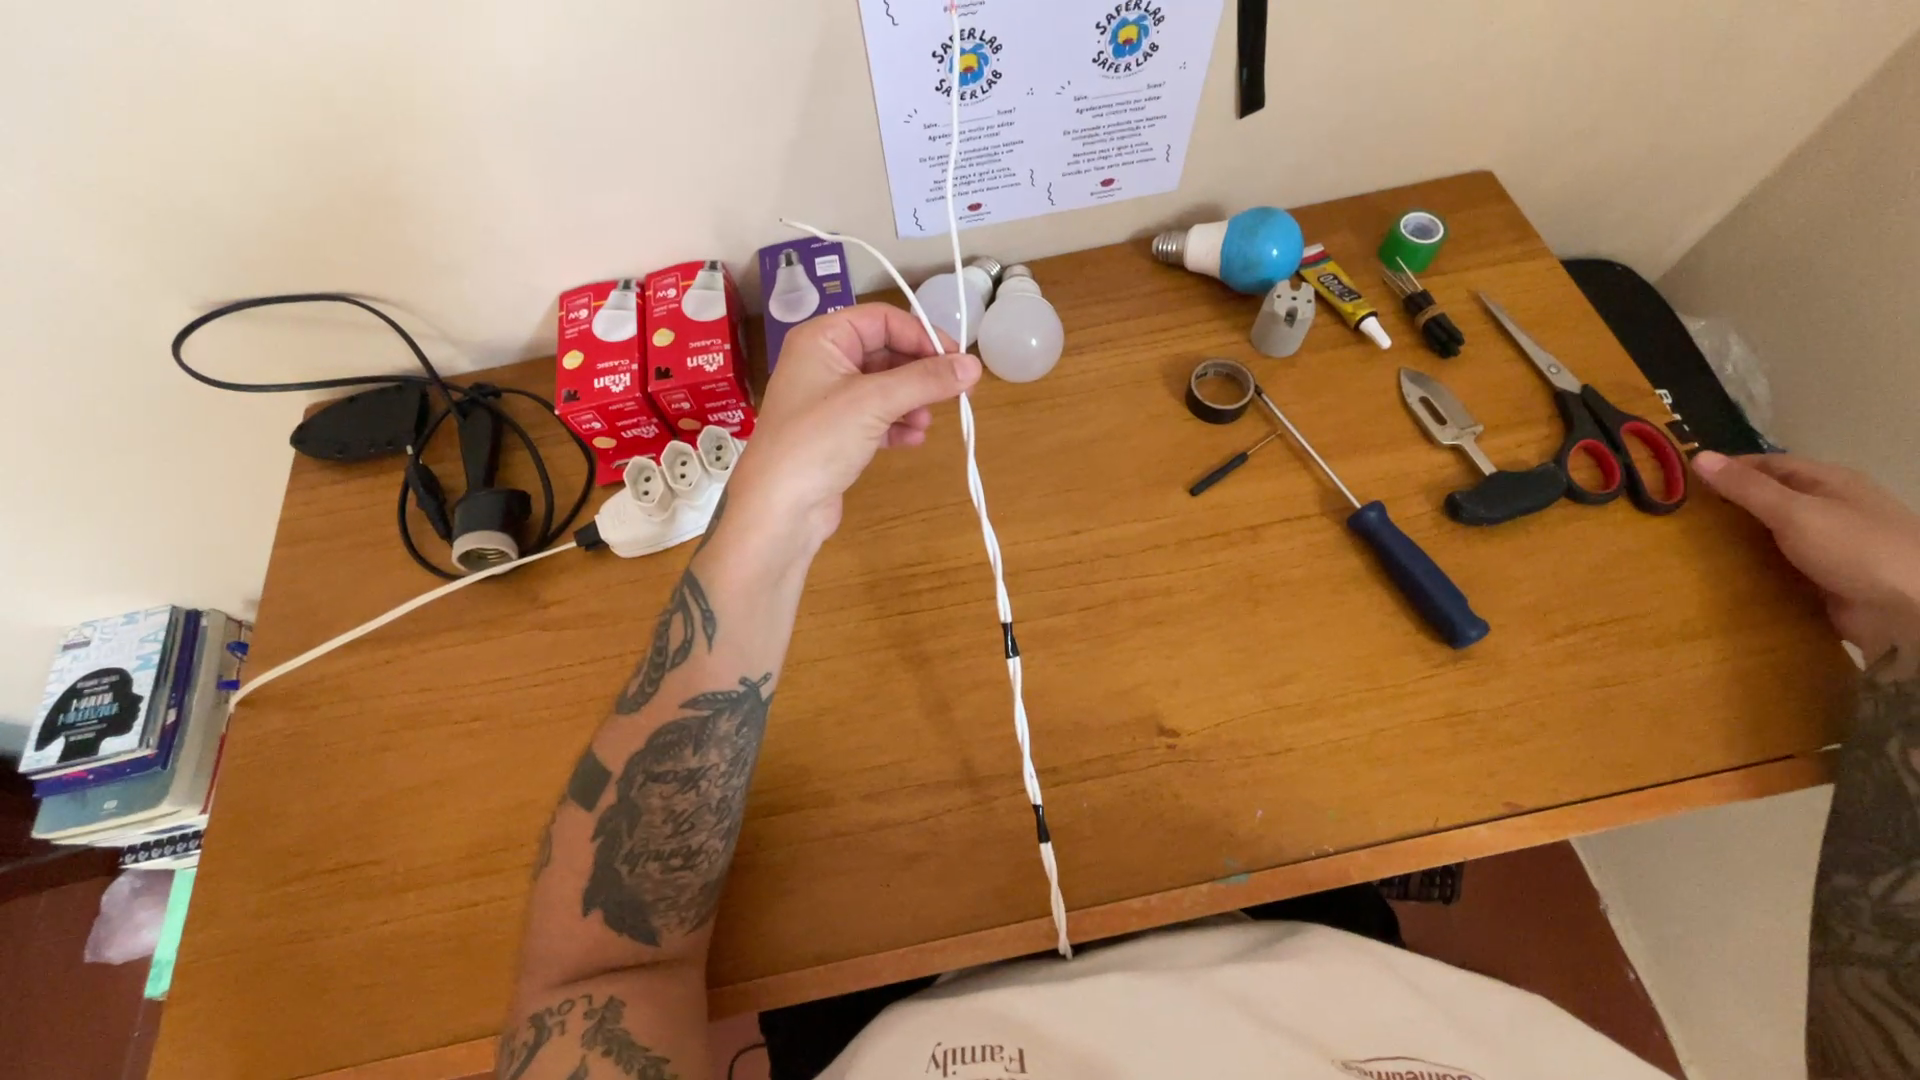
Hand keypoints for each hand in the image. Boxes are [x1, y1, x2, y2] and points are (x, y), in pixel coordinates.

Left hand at [725, 303, 981, 545]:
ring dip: (911, 401)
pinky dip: (897, 425)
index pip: (882, 319)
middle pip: (885, 352)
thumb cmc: (818, 440)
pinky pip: (875, 418)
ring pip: (883, 388)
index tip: (955, 360)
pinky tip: (913, 439)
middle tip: (955, 392)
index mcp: (822, 339)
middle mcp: (822, 363)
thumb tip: (974, 365)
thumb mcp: (875, 402)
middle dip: (919, 373)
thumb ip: (926, 380)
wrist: (779, 508)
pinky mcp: (835, 434)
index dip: (921, 335)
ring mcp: (827, 400)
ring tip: (926, 423)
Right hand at [1694, 451, 1919, 677]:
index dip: (1725, 468)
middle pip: (1766, 497)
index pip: (1766, 464)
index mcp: (1828, 482)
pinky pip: (1775, 562)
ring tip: (1685, 542)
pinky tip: (1718, 570)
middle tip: (1676, 514)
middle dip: (1724, 504)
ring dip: (1733, 536)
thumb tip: (1698, 456)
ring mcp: (1825, 542)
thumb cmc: (1856, 549)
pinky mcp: (1819, 574)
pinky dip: (1748, 564)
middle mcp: (1827, 507)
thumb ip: (1746, 488)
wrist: (1908, 610)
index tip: (1680, 481)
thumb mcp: (1795, 512)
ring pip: (1768, 531)